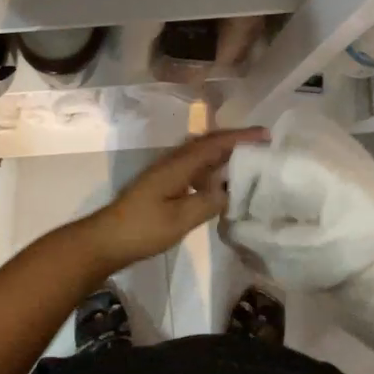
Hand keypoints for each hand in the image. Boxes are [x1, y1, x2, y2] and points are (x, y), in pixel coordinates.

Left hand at [83, 128, 268, 270]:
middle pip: (207, 144)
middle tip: (262, 144)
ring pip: (200, 155)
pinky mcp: (163, 185)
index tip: (265, 134)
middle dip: (234, 141)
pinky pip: (194, 168)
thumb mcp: (180, 219)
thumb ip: (207, 202)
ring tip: (249, 161)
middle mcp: (172, 162)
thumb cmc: (143, 228)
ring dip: (223, 154)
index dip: (240, 137)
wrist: (107, 239)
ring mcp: (166, 173)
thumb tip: (230, 189)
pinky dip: (211, 169)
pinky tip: (221, 185)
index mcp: (177, 165)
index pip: (214, 144)